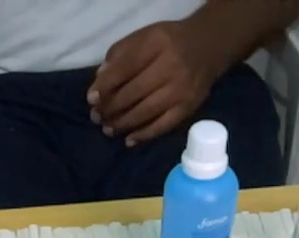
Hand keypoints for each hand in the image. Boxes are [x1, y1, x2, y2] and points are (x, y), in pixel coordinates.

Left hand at [87, 19, 230, 145]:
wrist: (206, 48)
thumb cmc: (167, 43)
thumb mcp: (143, 37)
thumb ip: (120, 54)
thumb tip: (100, 81)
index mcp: (157, 44)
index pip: (126, 67)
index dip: (106, 85)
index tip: (91, 99)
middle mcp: (171, 67)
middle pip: (134, 93)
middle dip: (111, 108)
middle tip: (97, 117)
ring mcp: (180, 90)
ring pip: (146, 112)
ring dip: (123, 124)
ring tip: (108, 129)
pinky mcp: (187, 108)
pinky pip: (162, 126)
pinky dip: (143, 135)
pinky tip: (129, 140)